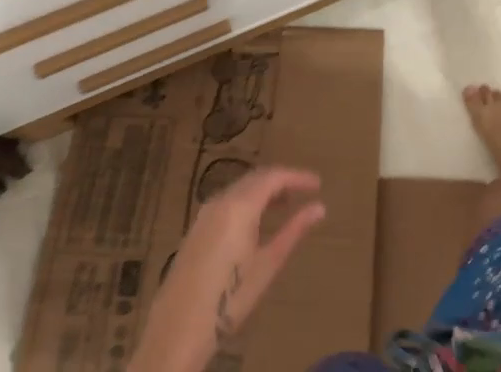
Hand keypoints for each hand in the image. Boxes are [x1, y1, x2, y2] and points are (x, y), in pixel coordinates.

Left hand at [129, 167, 326, 371]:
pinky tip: (256, 221)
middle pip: (255, 178)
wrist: (181, 324)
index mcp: (239, 206)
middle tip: (304, 191)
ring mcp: (205, 214)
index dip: (297, 176)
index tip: (318, 184)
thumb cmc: (231, 296)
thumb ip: (293, 230)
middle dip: (281, 180)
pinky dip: (247, 201)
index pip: (273, 177)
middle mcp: (220, 201)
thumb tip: (320, 207)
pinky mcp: (196, 228)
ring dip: (263, 191)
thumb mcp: (268, 263)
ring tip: (284, 205)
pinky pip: (227, 202)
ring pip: (239, 189)